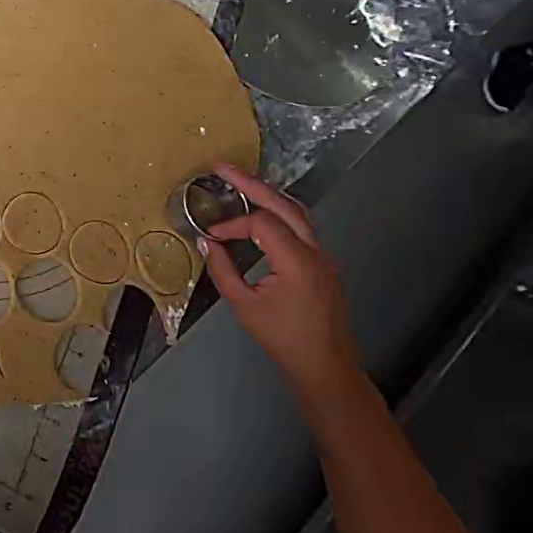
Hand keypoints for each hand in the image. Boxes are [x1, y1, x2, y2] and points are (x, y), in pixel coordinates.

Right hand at [201, 163, 358, 395]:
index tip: (212, 236)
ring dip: (269, 194)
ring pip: (297, 212)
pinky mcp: (324, 263)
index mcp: (297, 261)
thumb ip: (223, 270)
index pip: (261, 223)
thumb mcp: (244, 306)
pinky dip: (280, 213)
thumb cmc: (283, 338)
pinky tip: (263, 212)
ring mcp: (324, 255)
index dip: (233, 224)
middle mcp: (315, 250)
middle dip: (251, 183)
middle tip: (223, 168)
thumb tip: (208, 243)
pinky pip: (302, 227)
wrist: (325, 365)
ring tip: (242, 181)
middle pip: (283, 204)